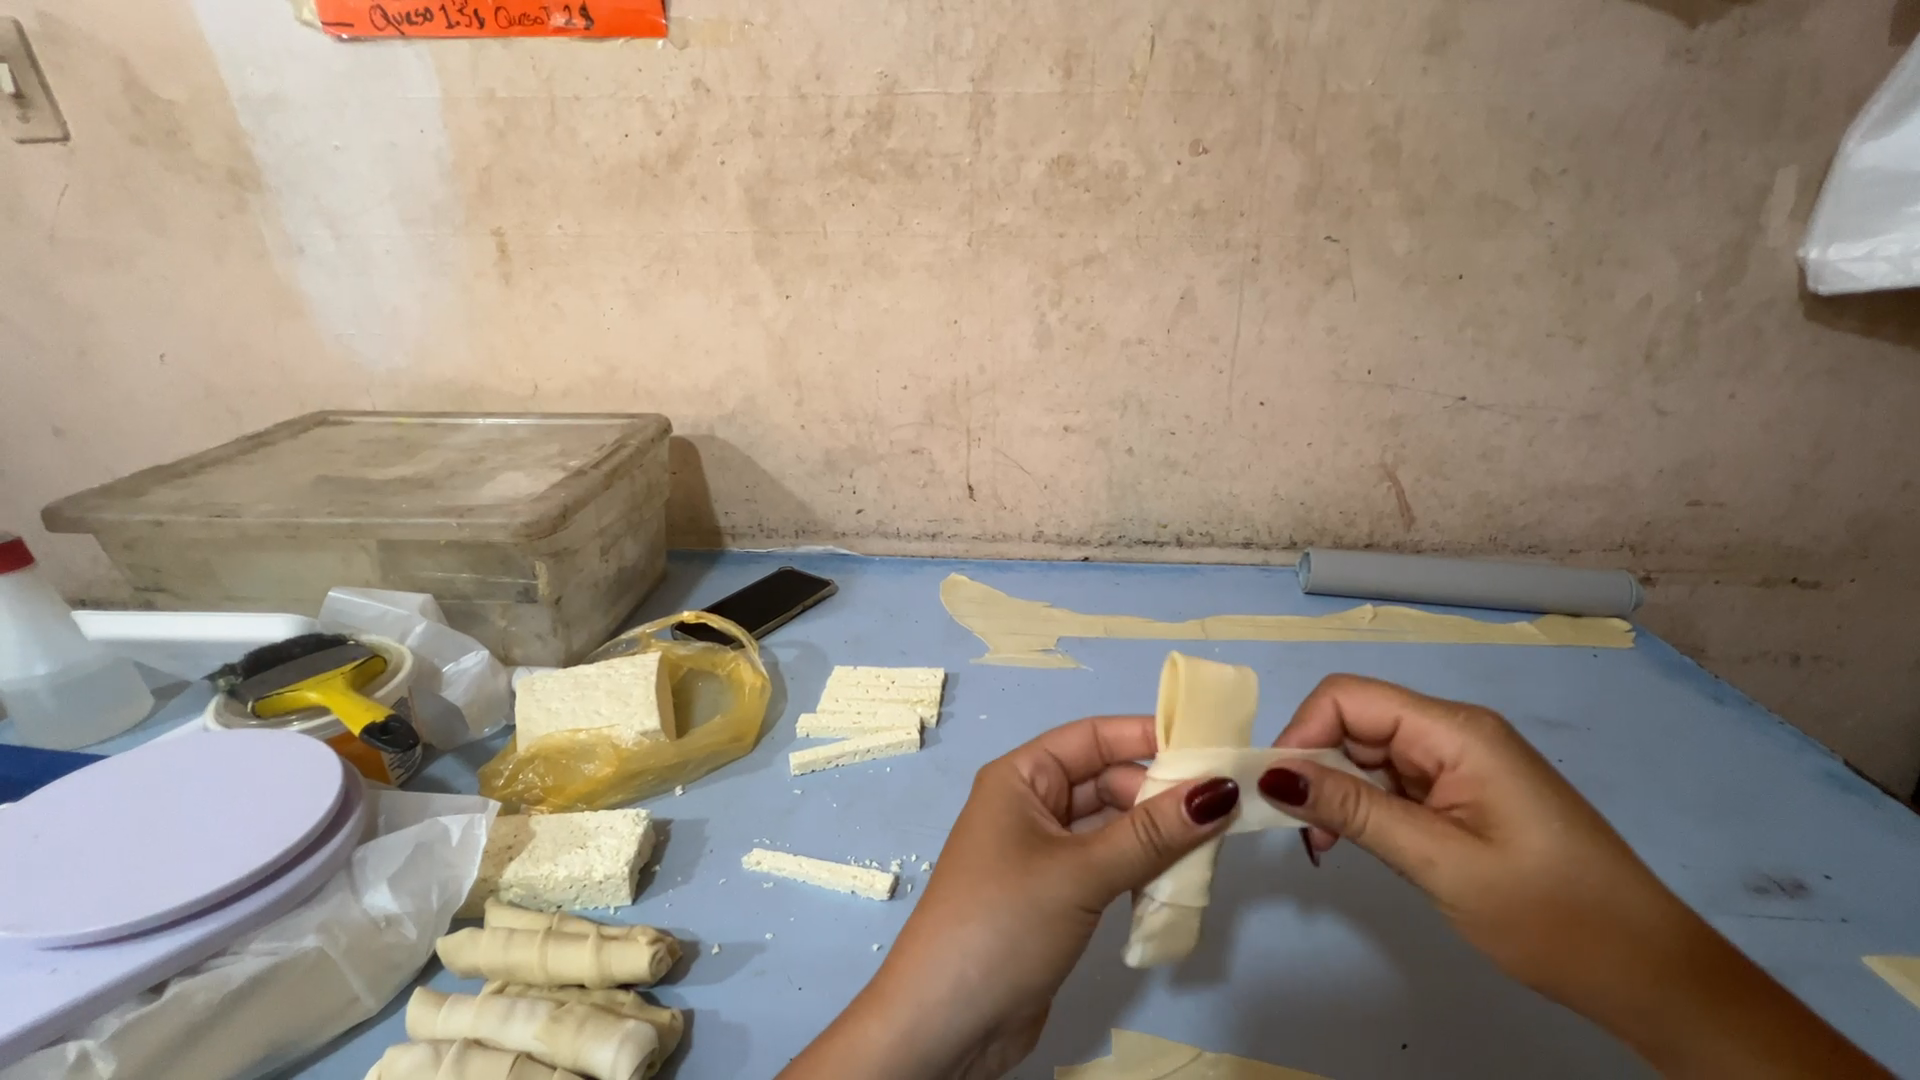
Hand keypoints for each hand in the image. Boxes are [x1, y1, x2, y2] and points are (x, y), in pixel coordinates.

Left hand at [779, 715, 1239, 1079]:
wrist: (946, 1023)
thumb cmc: (1004, 922)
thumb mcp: (1080, 873)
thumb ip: (1151, 834)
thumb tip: (1221, 789)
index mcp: (1021, 777)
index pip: (1093, 737)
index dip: (1148, 735)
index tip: (1211, 744)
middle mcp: (1031, 805)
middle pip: (1107, 781)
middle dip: (1159, 794)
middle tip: (1223, 813)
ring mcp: (1043, 852)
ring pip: (1112, 826)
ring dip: (1155, 837)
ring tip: (1209, 851)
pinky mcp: (1056, 895)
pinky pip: (1108, 865)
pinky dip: (1140, 871)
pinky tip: (1173, 888)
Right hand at [1258, 675, 1889, 1079]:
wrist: (1648, 974)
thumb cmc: (1551, 915)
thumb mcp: (1438, 861)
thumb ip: (1351, 811)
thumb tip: (1271, 776)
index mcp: (1456, 731)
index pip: (1348, 698)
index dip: (1301, 733)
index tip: (1277, 791)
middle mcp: (1453, 733)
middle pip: (1353, 721)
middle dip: (1313, 766)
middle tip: (1299, 830)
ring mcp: (1458, 763)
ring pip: (1365, 753)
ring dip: (1334, 792)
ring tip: (1325, 847)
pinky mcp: (1460, 792)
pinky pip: (1390, 782)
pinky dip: (1360, 808)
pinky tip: (1353, 843)